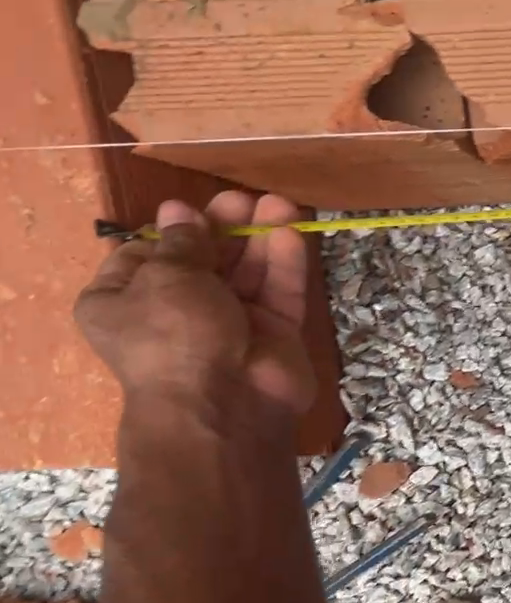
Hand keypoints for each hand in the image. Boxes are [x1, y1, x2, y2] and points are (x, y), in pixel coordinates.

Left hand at [75, 192, 313, 422]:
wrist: (226, 402)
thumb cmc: (174, 337)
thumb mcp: (164, 280)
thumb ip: (181, 245)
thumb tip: (181, 212)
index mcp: (126, 299)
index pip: (149, 256)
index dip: (172, 232)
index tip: (192, 212)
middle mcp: (179, 310)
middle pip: (206, 260)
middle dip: (225, 229)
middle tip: (245, 201)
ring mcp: (233, 322)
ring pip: (248, 273)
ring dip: (261, 240)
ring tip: (279, 205)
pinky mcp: (277, 333)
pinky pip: (279, 294)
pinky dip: (285, 266)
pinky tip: (291, 235)